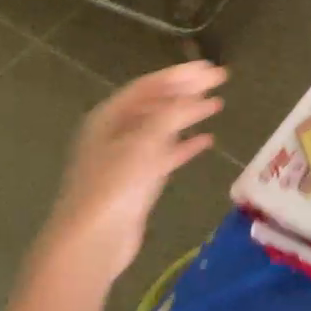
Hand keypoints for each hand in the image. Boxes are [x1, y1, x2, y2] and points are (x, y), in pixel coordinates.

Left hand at [42, 61, 227, 284]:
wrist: (91, 242)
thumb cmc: (112, 187)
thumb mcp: (142, 144)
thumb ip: (170, 116)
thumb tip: (194, 94)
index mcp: (109, 118)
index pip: (149, 86)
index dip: (180, 75)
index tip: (210, 68)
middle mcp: (116, 132)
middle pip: (156, 104)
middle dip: (186, 91)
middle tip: (219, 80)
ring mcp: (126, 157)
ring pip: (162, 127)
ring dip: (188, 115)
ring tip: (216, 105)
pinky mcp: (138, 180)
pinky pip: (165, 154)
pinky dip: (185, 145)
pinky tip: (206, 141)